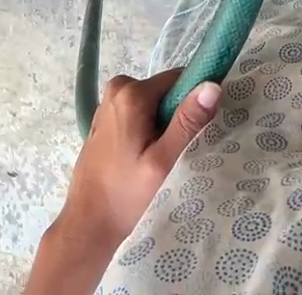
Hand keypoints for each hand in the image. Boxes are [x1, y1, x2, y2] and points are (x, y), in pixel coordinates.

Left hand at [26, 70, 219, 292]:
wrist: (88, 224)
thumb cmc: (126, 195)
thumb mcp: (163, 161)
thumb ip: (188, 121)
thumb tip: (212, 86)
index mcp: (131, 93)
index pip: (178, 79)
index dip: (191, 102)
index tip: (194, 130)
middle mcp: (116, 88)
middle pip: (164, 90)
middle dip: (173, 116)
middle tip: (170, 151)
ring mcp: (108, 103)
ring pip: (151, 102)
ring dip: (160, 125)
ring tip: (156, 157)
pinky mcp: (105, 118)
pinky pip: (137, 111)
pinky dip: (145, 128)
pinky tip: (141, 156)